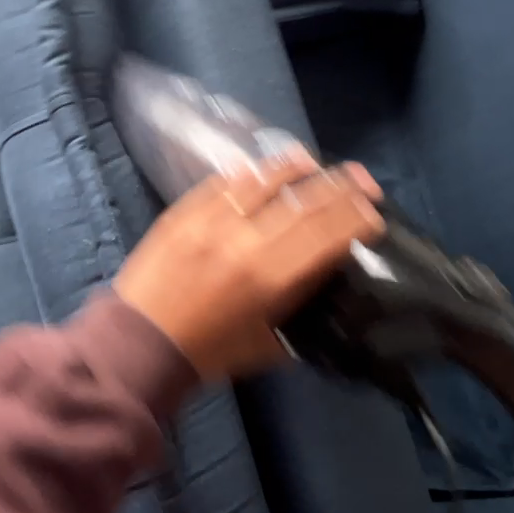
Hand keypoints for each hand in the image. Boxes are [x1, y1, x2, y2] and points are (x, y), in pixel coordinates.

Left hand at [113, 153, 384, 380]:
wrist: (139, 344)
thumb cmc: (208, 352)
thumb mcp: (266, 341)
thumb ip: (298, 302)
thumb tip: (324, 270)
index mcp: (269, 278)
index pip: (325, 235)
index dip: (355, 219)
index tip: (374, 211)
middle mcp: (244, 240)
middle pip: (303, 203)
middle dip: (338, 188)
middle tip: (362, 178)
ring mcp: (211, 220)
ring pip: (262, 182)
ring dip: (293, 168)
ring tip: (314, 160)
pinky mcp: (183, 211)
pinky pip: (223, 184)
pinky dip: (248, 174)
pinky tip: (263, 169)